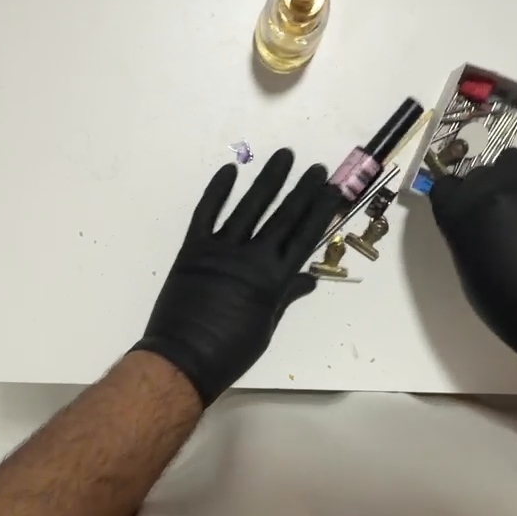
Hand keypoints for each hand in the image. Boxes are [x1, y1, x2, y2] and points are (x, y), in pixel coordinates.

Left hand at [135, 148, 343, 403]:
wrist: (184, 360)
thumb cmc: (230, 352)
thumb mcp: (266, 328)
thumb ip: (284, 298)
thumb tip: (307, 279)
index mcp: (274, 280)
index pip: (304, 237)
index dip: (319, 211)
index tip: (332, 190)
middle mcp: (252, 258)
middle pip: (282, 217)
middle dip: (302, 190)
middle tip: (317, 167)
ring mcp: (221, 250)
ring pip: (249, 207)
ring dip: (268, 180)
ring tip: (285, 155)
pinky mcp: (192, 250)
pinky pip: (206, 214)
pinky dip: (217, 191)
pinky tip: (230, 170)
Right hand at [427, 133, 516, 360]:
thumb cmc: (508, 302)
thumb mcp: (469, 268)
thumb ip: (466, 233)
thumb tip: (477, 219)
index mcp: (457, 211)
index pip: (445, 188)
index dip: (456, 201)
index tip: (470, 216)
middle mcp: (486, 184)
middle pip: (480, 174)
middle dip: (488, 193)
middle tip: (506, 218)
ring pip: (512, 160)